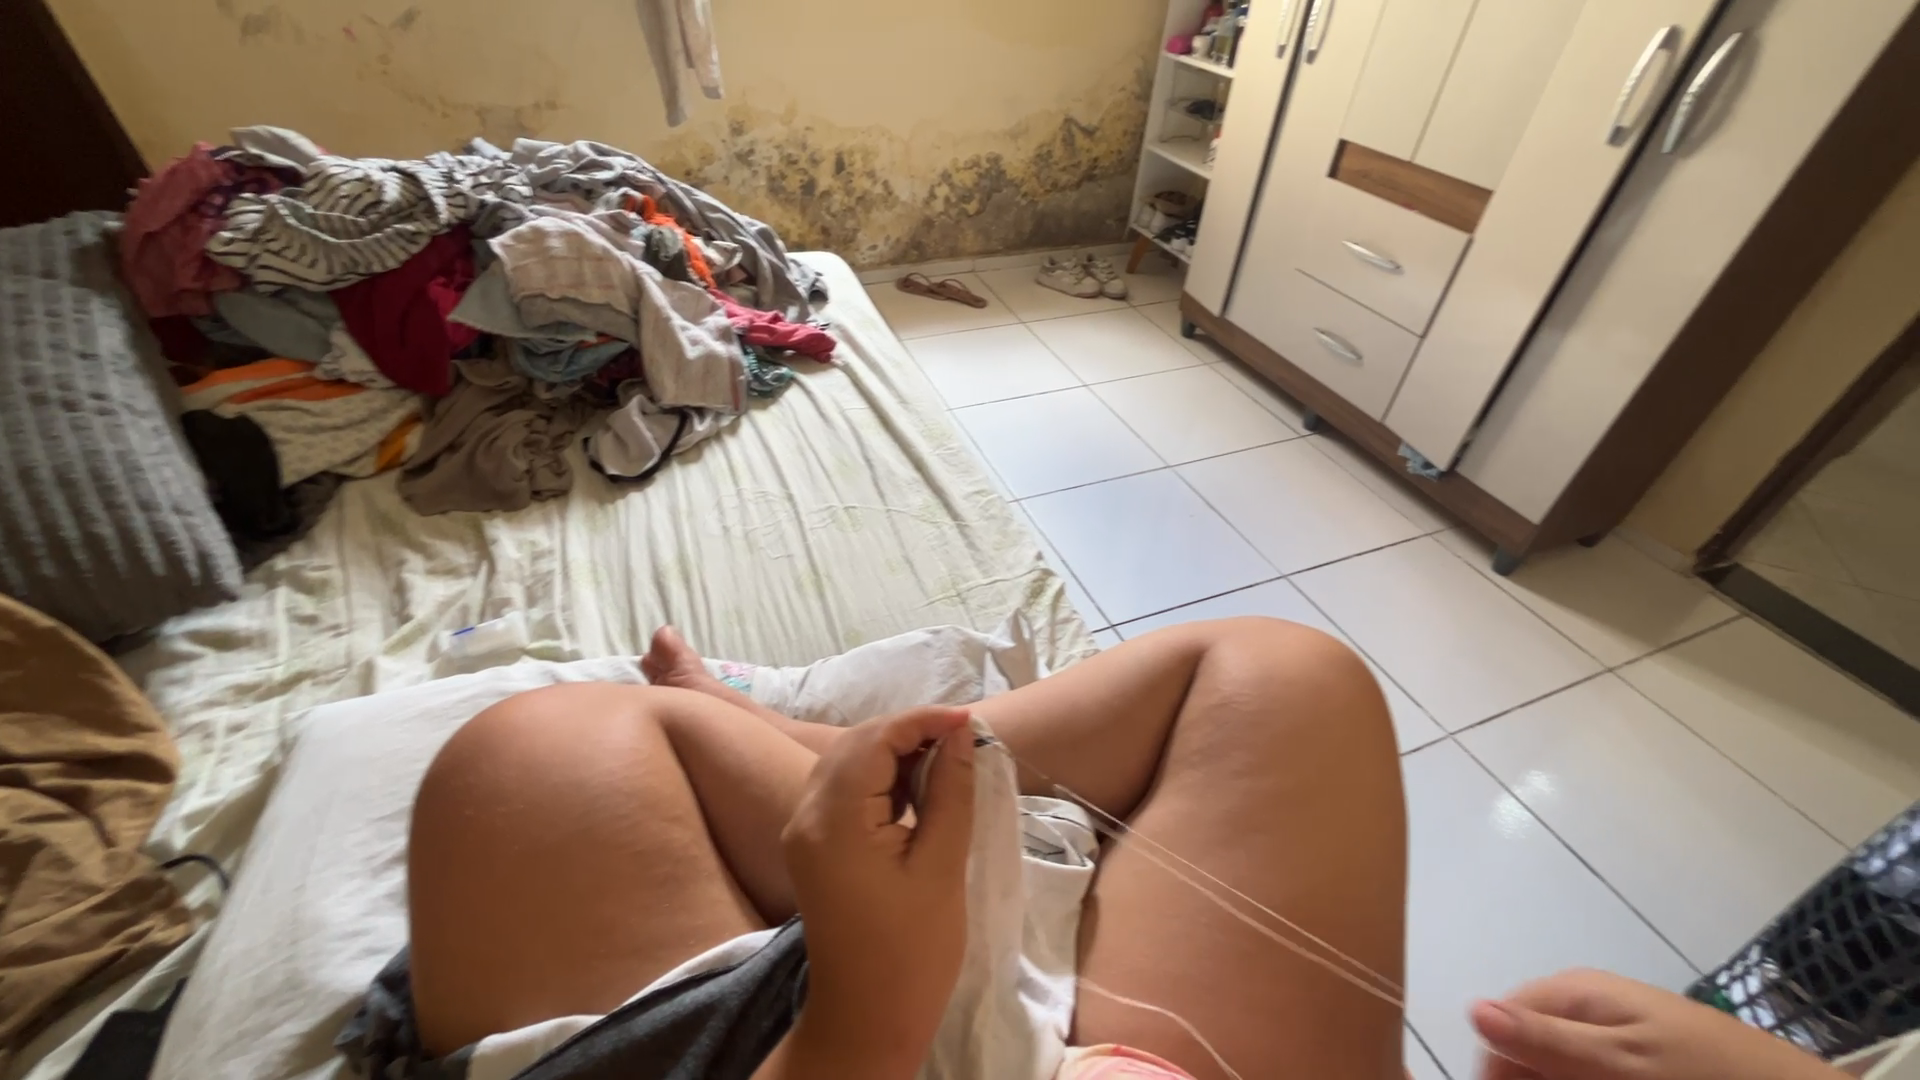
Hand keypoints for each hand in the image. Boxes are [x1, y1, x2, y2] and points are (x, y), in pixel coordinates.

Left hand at [781, 706, 975, 1077]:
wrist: (866, 1021)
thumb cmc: (912, 951)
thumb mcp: (940, 866)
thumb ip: (950, 790)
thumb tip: (961, 734)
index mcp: (833, 819)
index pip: (874, 739)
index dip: (923, 721)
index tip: (970, 720)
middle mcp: (806, 813)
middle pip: (856, 744)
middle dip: (909, 731)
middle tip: (961, 738)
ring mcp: (804, 829)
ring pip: (850, 762)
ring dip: (896, 752)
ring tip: (947, 757)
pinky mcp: (814, 843)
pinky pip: (846, 788)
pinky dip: (882, 777)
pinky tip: (917, 784)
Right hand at [1473, 969, 1846, 1079]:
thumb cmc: (1710, 1077)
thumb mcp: (1626, 1064)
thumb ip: (1547, 1040)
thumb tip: (1470, 1008)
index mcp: (1571, 992)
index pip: (1500, 1025)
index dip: (1497, 1070)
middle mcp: (1585, 1006)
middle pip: (1530, 1049)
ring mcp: (1618, 1033)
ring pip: (1562, 1067)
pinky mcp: (1646, 1058)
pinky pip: (1597, 1072)